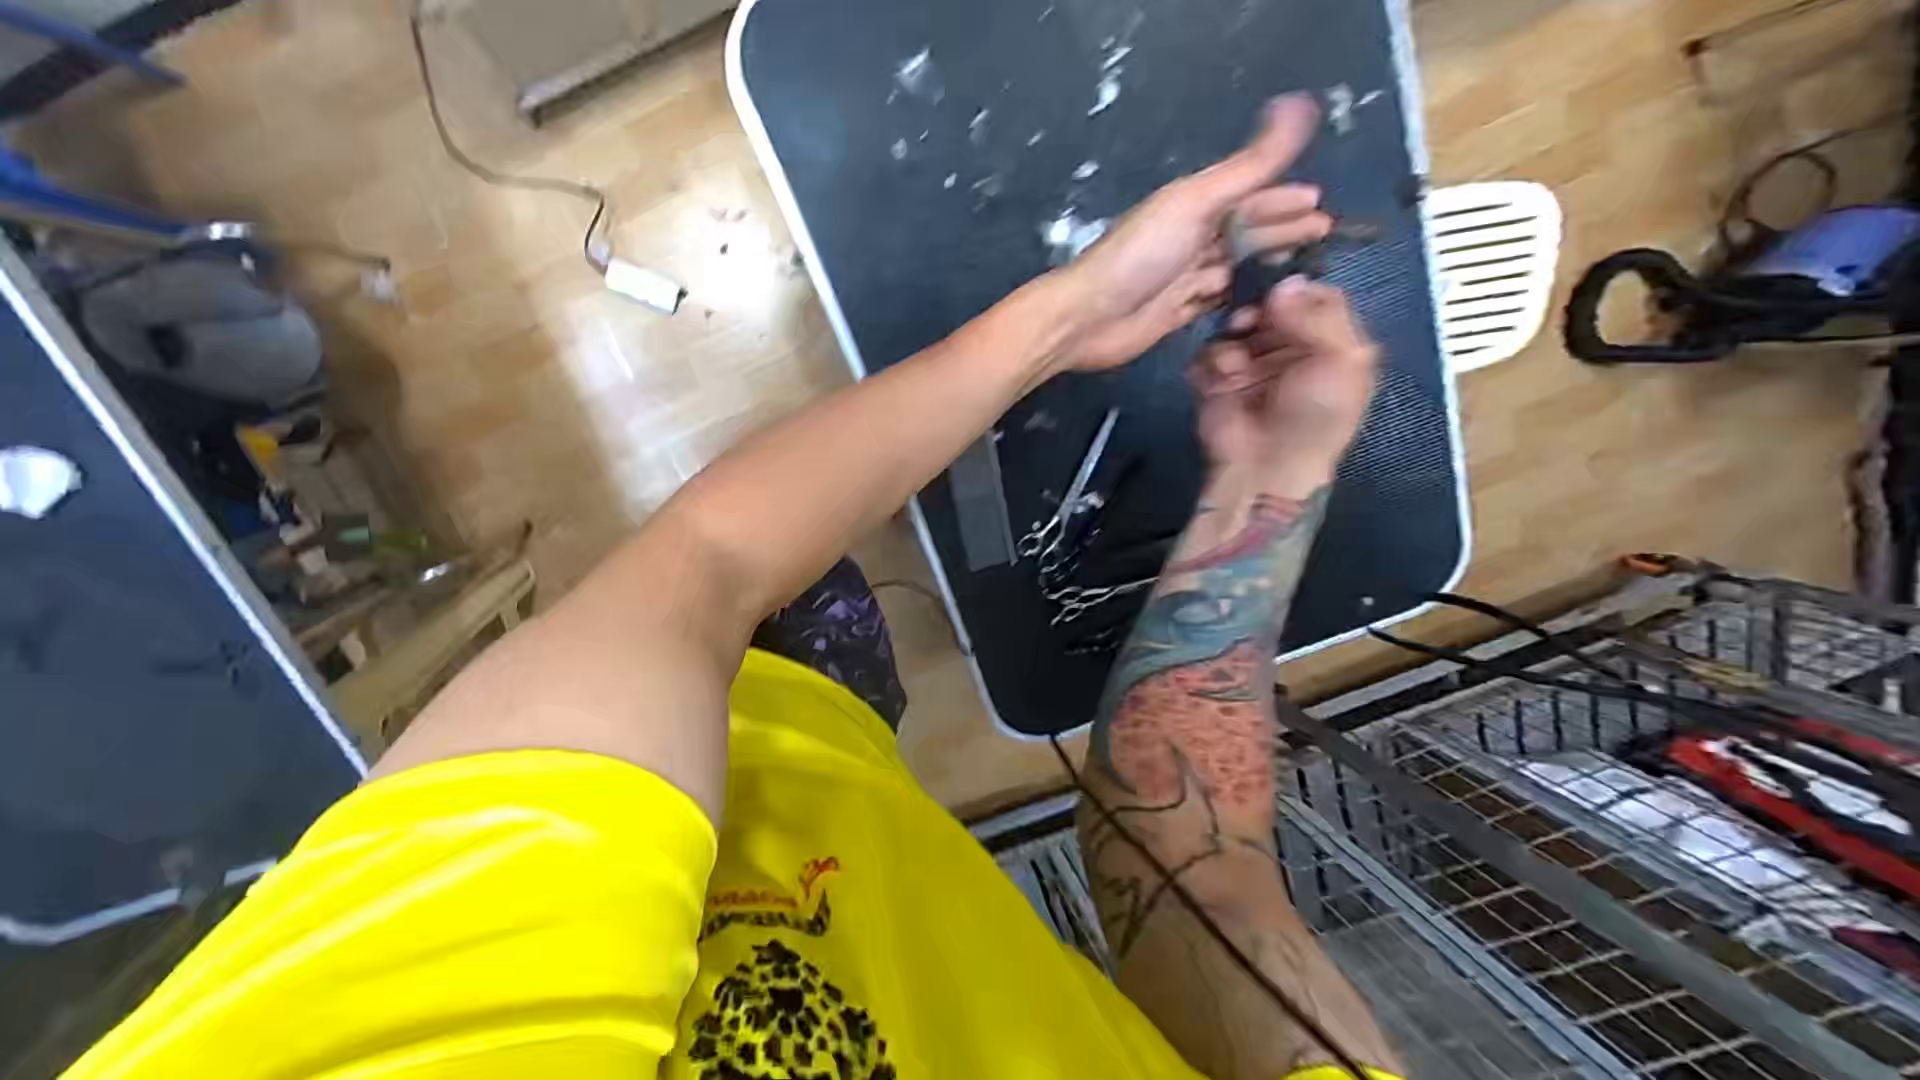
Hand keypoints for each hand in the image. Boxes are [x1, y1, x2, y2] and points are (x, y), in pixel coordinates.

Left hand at [1055, 94, 1331, 371]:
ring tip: (1299, 273)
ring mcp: (1183, 280)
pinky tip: (1262, 306)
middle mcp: (1191, 241)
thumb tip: (1298, 107)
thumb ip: (1247, 167)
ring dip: (1264, 268)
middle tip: (1322, 233)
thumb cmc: (1141, 255)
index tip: (1318, 202)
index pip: (1246, 197)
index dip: (1281, 199)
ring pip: (1234, 270)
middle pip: (1244, 233)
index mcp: (1194, 207)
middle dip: (1280, 231)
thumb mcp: (1195, 202)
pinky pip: (1217, 305)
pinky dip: (1239, 302)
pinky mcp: (1177, 315)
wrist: (1088, 316)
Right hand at [1188, 276, 1376, 491]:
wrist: (1266, 465)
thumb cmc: (1314, 416)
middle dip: (1256, 312)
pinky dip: (1208, 364)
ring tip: (1232, 364)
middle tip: (1247, 322)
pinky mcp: (1217, 382)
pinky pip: (1206, 355)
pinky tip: (1218, 379)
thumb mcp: (1341, 361)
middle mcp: (1290, 351)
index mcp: (1329, 345)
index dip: (1296, 293)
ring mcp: (1251, 366)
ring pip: (1234, 329)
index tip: (1279, 295)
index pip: (1314, 299)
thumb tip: (1286, 283)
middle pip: (1269, 309)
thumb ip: (1320, 315)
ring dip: (1230, 342)